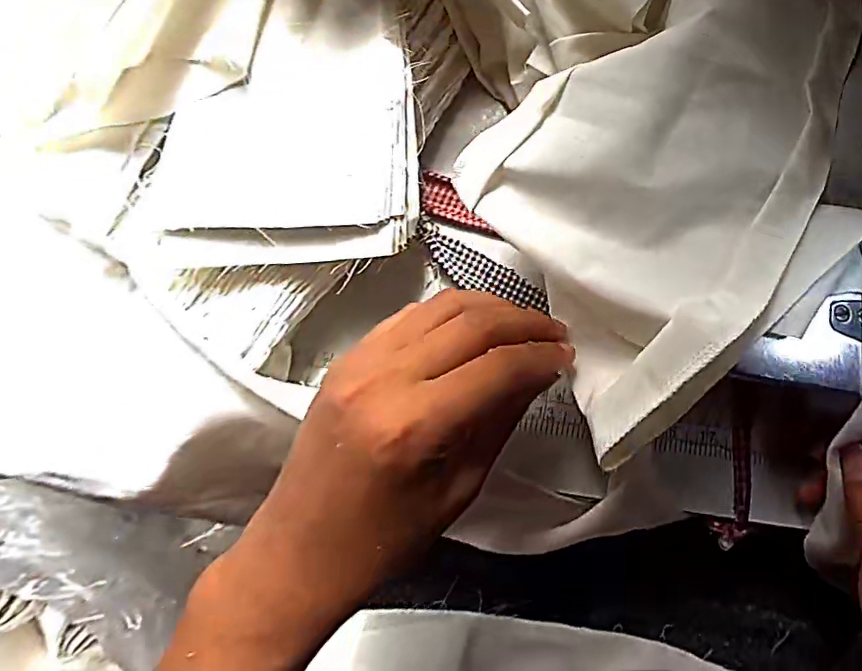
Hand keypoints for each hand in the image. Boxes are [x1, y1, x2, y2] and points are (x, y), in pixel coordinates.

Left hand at [162, 290, 571, 670]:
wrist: (294, 556)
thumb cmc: (382, 540)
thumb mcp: (458, 488)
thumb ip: (501, 418)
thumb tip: (539, 371)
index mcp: (411, 425)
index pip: (496, 366)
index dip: (540, 355)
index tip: (566, 355)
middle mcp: (383, 379)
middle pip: (473, 322)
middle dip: (525, 323)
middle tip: (554, 333)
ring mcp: (360, 361)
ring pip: (444, 304)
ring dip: (492, 307)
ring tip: (522, 324)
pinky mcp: (349, 356)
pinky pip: (413, 313)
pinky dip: (453, 311)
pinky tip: (475, 325)